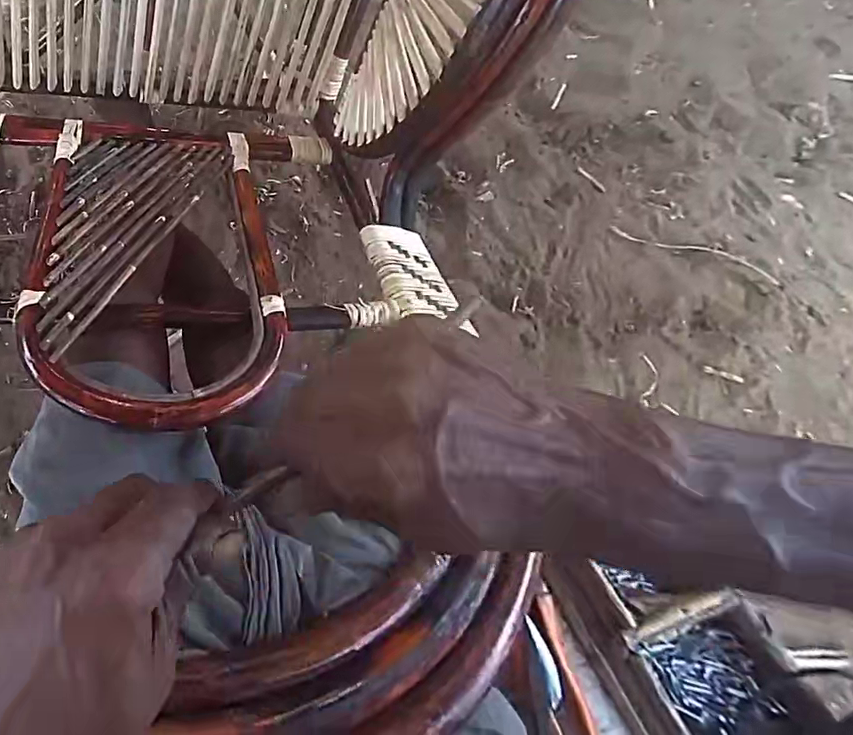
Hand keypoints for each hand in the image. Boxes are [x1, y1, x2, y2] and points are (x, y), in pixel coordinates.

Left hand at [0, 475, 216, 734]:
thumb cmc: (83, 721)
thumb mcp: (150, 673)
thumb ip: (174, 598)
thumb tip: (194, 548)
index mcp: (113, 573)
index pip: (166, 507)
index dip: (197, 497)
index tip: (213, 501)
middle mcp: (67, 540)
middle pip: (127, 491)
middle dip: (159, 502)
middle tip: (175, 533)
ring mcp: (28, 541)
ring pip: (88, 509)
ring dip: (115, 526)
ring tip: (118, 572)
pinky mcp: (1, 552)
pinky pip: (52, 531)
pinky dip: (76, 545)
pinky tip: (72, 586)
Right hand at [269, 313, 562, 553]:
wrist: (572, 455)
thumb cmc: (497, 507)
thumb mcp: (419, 526)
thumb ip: (344, 499)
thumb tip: (287, 488)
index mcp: (384, 457)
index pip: (290, 439)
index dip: (280, 453)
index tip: (284, 461)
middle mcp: (384, 396)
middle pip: (302, 401)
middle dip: (304, 425)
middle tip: (322, 441)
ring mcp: (398, 353)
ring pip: (326, 371)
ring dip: (331, 396)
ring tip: (360, 414)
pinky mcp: (413, 327)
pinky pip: (359, 349)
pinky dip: (363, 372)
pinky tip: (391, 389)